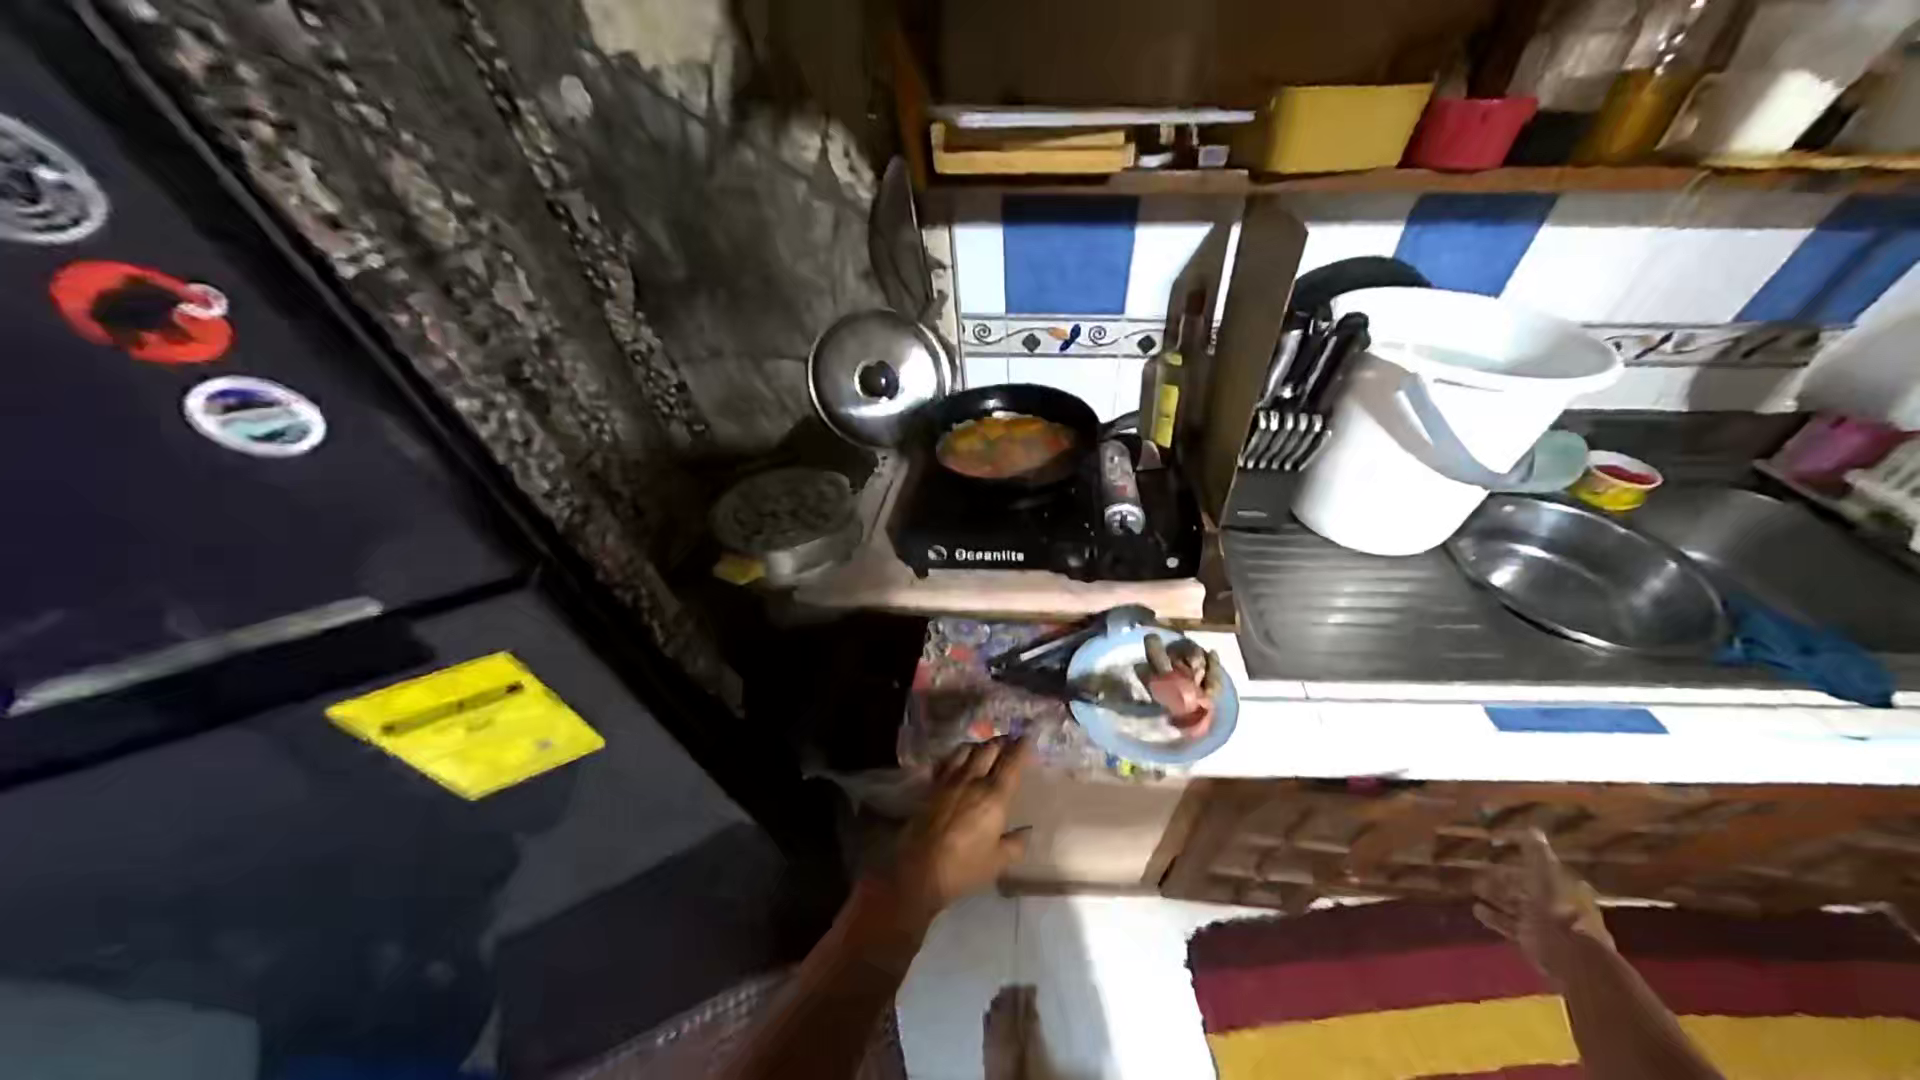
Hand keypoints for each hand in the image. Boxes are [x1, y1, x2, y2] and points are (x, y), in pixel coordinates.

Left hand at [887, 735, 1033, 924]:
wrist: (920, 868)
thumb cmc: (964, 867)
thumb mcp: (998, 862)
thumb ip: (1016, 844)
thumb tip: (1026, 831)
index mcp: (994, 796)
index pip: (1011, 763)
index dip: (1021, 748)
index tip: (1027, 738)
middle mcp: (973, 780)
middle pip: (988, 749)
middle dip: (1001, 742)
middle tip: (1009, 741)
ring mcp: (950, 780)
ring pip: (966, 749)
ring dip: (979, 745)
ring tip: (985, 748)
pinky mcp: (932, 785)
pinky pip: (946, 761)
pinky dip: (956, 755)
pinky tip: (958, 760)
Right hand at [1474, 829, 1615, 986]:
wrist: (1569, 956)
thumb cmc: (1558, 909)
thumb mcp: (1546, 873)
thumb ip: (1536, 852)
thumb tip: (1531, 829)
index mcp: (1563, 888)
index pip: (1538, 871)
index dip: (1518, 862)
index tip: (1496, 853)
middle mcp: (1554, 906)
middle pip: (1525, 889)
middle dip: (1503, 881)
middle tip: (1480, 873)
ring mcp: (1543, 925)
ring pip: (1514, 906)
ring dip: (1495, 897)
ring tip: (1475, 889)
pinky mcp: (1531, 941)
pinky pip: (1508, 925)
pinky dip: (1492, 917)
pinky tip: (1477, 909)